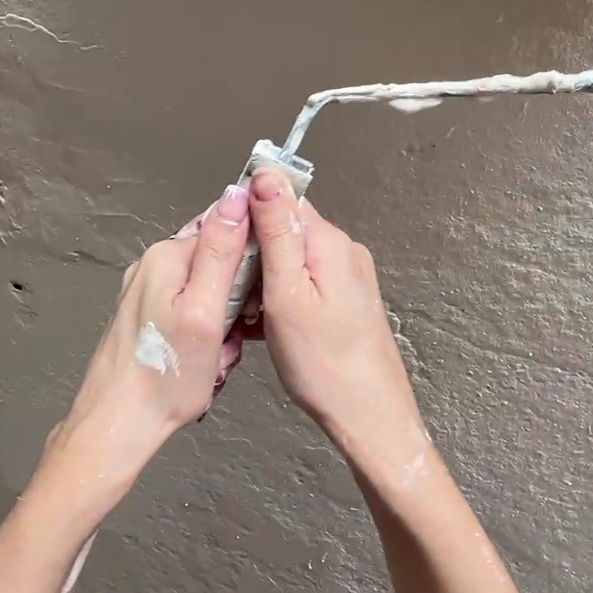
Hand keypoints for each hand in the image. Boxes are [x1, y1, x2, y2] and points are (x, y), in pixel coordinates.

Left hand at [43, 184, 252, 487]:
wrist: (117, 424)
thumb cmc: (165, 377)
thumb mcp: (206, 312)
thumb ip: (221, 251)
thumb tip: (236, 193)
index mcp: (166, 255)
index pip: (224, 227)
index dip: (250, 260)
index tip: (254, 295)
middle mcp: (151, 266)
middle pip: (216, 263)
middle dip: (234, 302)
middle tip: (228, 339)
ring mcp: (144, 292)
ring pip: (207, 294)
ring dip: (221, 326)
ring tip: (212, 359)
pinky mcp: (144, 317)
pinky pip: (190, 314)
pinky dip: (203, 338)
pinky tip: (199, 365)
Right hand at [247, 168, 424, 453]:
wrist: (369, 419)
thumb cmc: (324, 364)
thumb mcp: (287, 293)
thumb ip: (275, 231)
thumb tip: (266, 174)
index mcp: (328, 242)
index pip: (279, 199)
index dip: (245, 218)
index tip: (223, 247)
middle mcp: (342, 251)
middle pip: (282, 229)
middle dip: (250, 254)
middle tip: (232, 292)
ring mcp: (345, 276)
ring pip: (286, 258)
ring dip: (259, 280)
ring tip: (245, 315)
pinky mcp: (344, 299)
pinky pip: (299, 282)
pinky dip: (275, 297)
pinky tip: (261, 325)